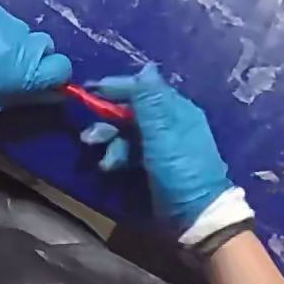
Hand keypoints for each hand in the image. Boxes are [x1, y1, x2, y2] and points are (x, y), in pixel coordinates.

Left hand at [0, 0, 72, 114]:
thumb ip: (28, 95)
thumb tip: (55, 93)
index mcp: (27, 68)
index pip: (61, 68)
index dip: (53, 75)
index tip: (41, 79)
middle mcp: (22, 38)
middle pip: (43, 45)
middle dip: (32, 55)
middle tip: (10, 66)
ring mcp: (2, 18)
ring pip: (19, 29)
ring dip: (10, 39)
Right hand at [81, 64, 242, 235]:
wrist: (194, 215)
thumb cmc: (180, 171)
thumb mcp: (162, 134)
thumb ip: (150, 102)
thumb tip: (145, 68)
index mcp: (175, 111)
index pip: (143, 89)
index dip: (117, 88)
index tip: (90, 90)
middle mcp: (168, 124)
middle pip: (129, 112)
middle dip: (107, 122)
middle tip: (89, 138)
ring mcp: (160, 145)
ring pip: (125, 134)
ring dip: (109, 143)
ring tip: (104, 162)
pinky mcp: (151, 164)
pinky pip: (128, 152)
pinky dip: (116, 158)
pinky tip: (110, 169)